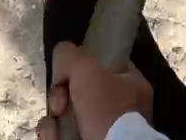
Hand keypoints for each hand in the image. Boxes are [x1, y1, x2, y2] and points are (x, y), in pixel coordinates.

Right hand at [37, 42, 152, 139]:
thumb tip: (60, 61)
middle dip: (61, 94)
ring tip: (53, 122)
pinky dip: (53, 135)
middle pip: (81, 91)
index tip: (69, 72)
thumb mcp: (86, 68)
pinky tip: (52, 136)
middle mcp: (122, 109)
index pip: (107, 65)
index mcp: (132, 85)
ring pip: (69, 116)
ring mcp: (107, 132)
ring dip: (53, 118)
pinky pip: (63, 136)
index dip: (84, 64)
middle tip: (59, 103)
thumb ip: (69, 55)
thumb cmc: (106, 110)